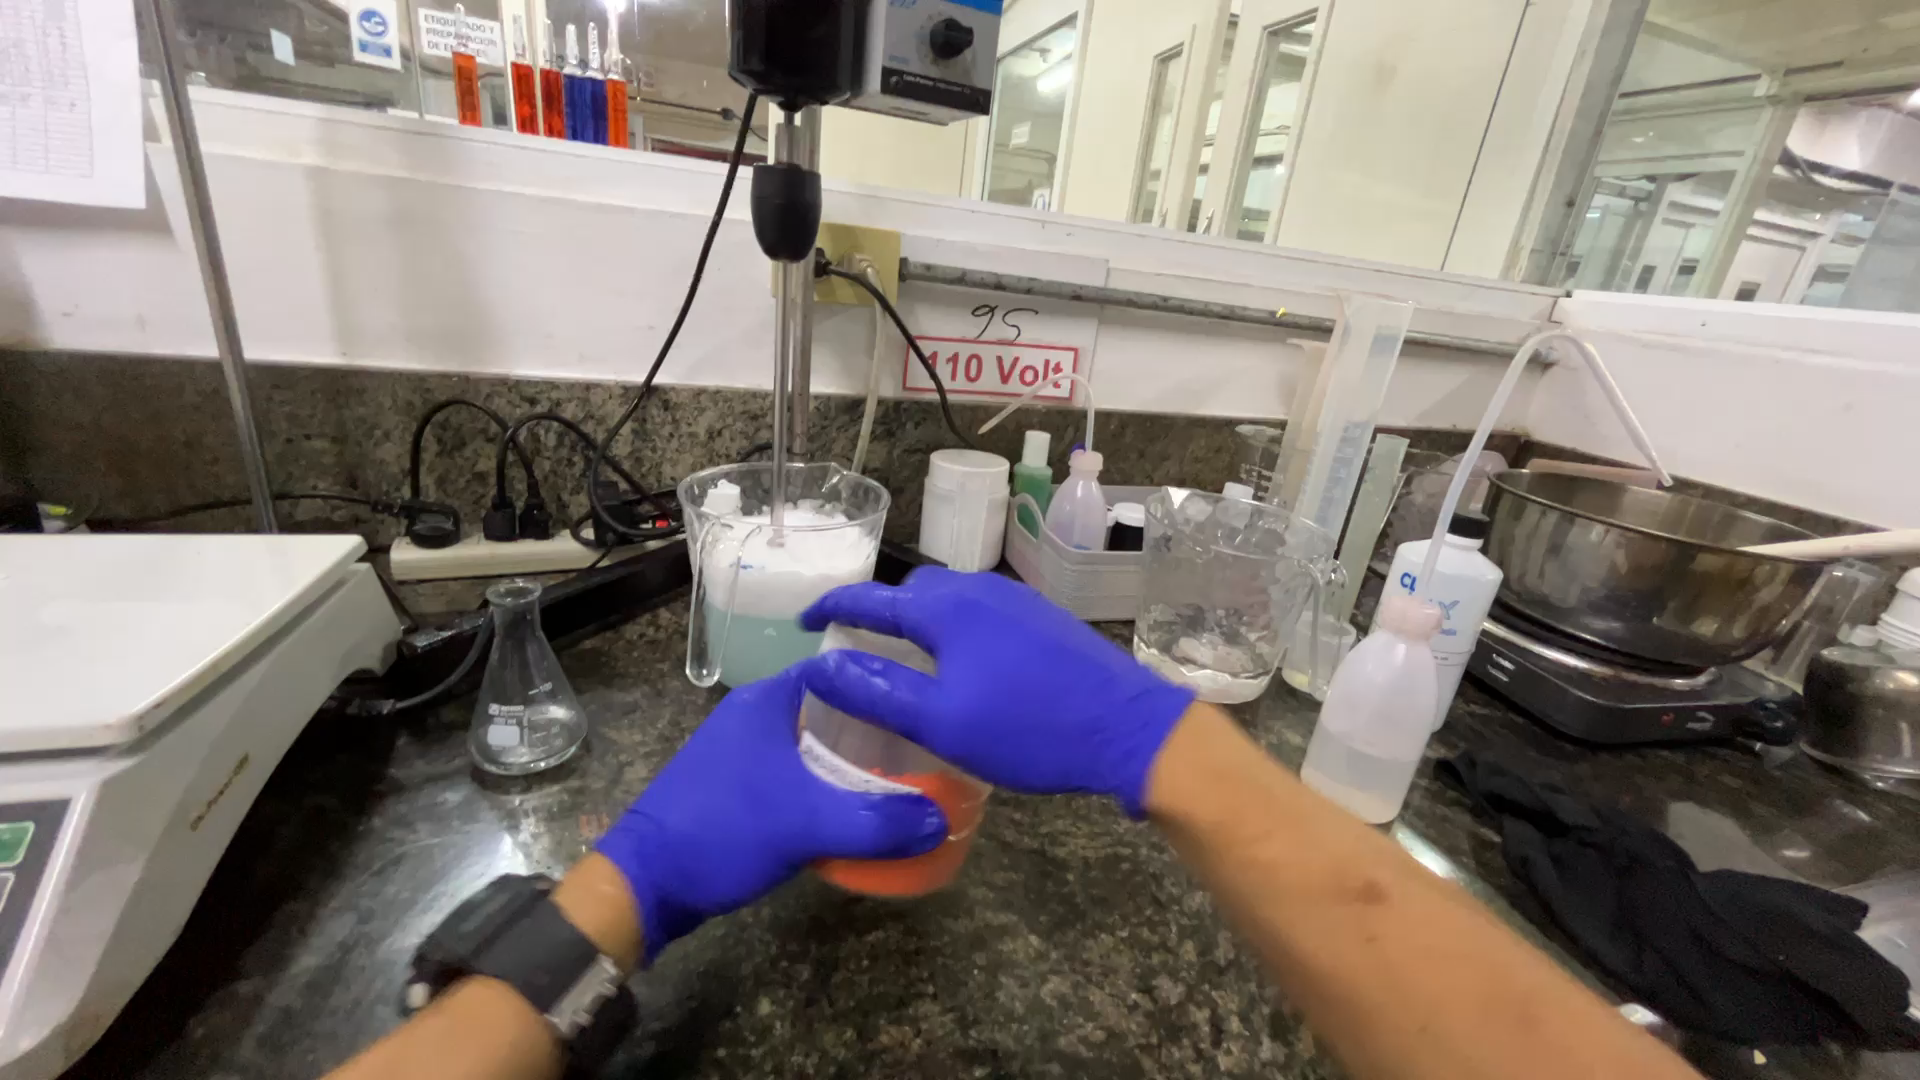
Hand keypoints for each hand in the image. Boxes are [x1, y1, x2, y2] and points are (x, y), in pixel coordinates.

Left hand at [596, 666, 947, 963]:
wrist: (643, 885)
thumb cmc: (722, 830)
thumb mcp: (806, 824)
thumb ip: (877, 822)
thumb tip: (942, 820)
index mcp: (769, 699)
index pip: (839, 666)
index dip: (883, 677)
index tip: (924, 696)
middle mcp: (757, 714)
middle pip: (832, 705)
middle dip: (875, 723)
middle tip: (923, 741)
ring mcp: (745, 750)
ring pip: (815, 741)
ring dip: (853, 756)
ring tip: (902, 772)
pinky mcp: (739, 785)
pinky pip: (799, 770)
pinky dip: (829, 781)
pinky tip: (856, 805)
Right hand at [795, 567, 1194, 815]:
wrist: (1129, 727)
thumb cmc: (1029, 729)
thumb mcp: (942, 722)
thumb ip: (878, 692)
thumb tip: (823, 665)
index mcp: (949, 609)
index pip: (874, 598)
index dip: (834, 607)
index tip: (806, 620)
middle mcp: (980, 590)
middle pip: (915, 590)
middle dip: (880, 611)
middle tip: (859, 644)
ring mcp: (1017, 600)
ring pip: (951, 598)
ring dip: (920, 619)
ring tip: (904, 654)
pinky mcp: (1041, 617)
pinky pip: (981, 610)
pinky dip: (953, 626)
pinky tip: (961, 661)